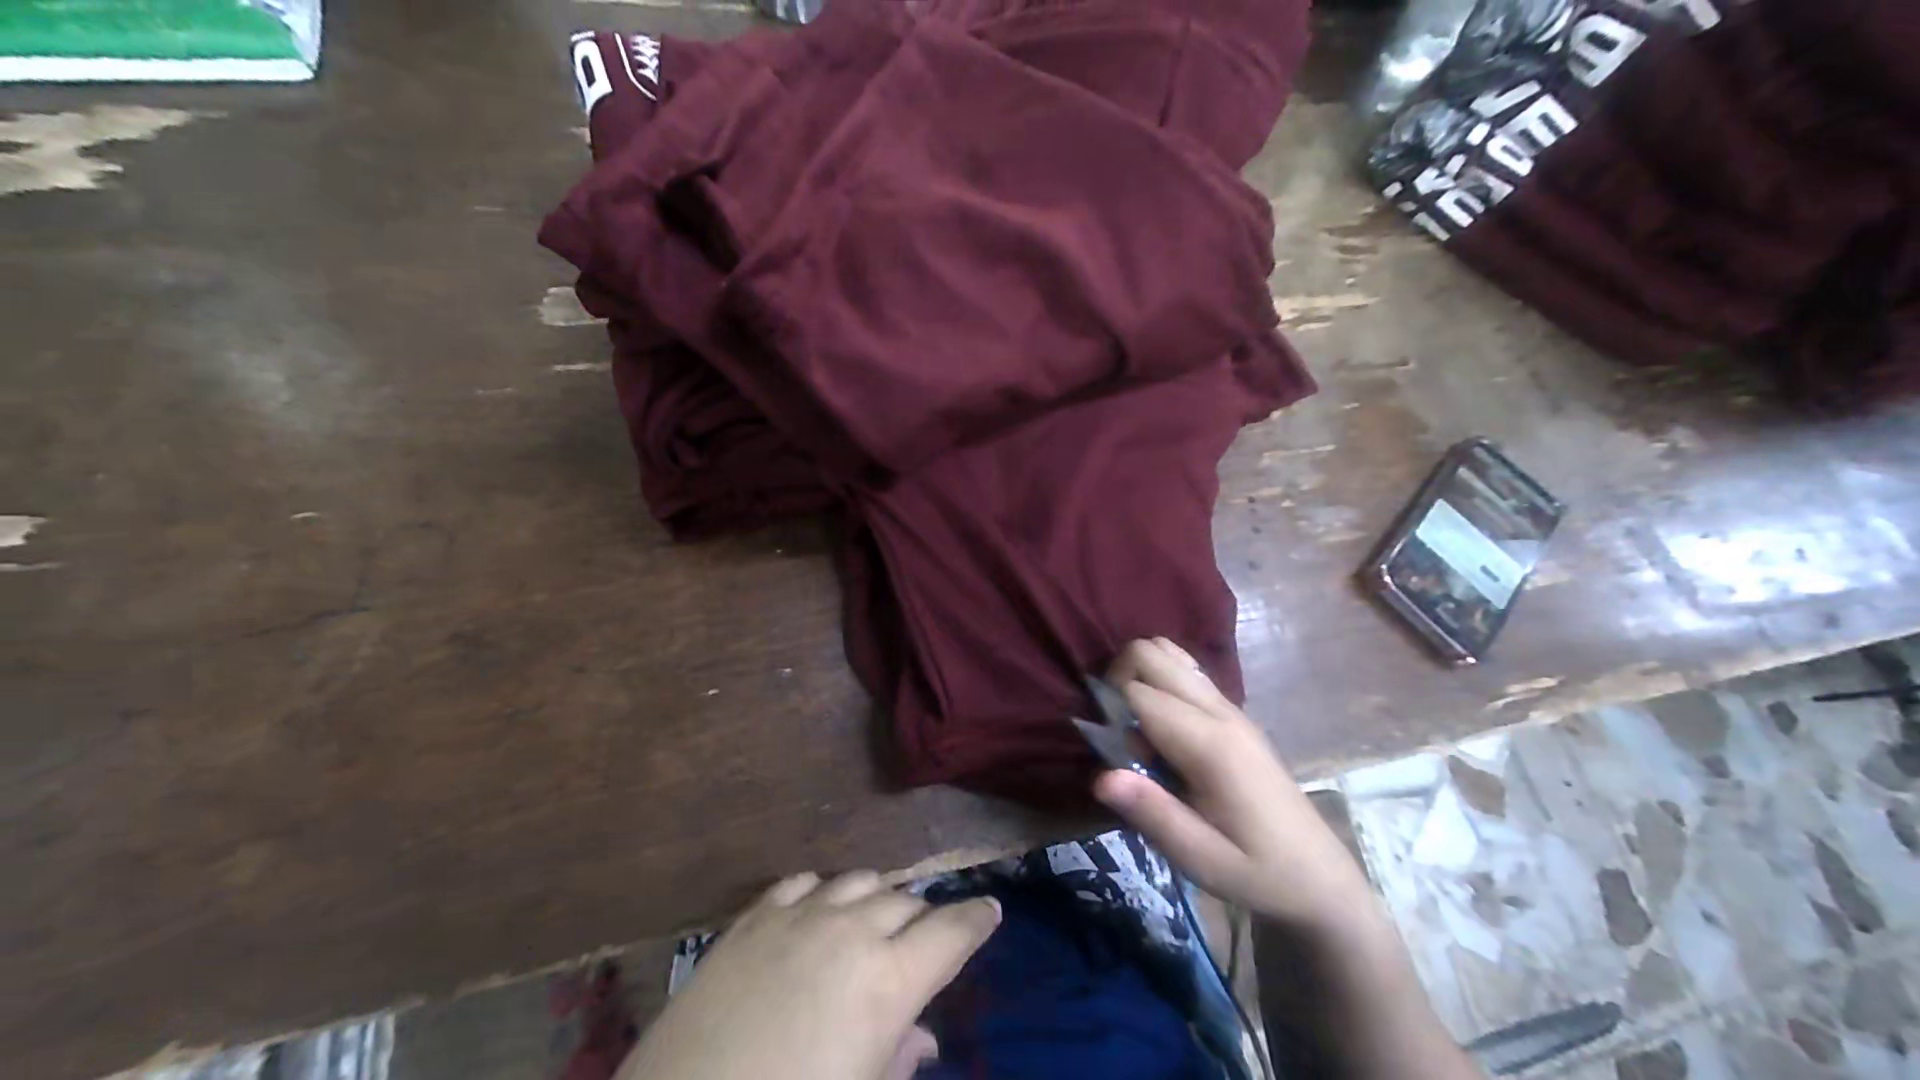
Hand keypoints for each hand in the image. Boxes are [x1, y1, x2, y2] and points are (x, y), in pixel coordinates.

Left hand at [617, 871, 1001, 1079]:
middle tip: (926, 936)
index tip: (990, 909)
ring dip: (877, 897)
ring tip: (875, 919)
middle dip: (925, 917)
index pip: (951, 932)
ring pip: (859, 881)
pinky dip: (822, 891)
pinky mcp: (753, 917)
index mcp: (888, 981)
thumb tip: (922, 1038)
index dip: (976, 919)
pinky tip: (819, 908)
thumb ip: (898, 1059)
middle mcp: (851, 930)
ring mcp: (799, 916)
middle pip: (906, 902)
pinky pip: (803, 882)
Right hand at [1092, 638, 1378, 930]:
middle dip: (1117, 678)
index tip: (1113, 753)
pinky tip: (1160, 728)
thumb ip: (1152, 814)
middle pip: (1151, 652)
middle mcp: (1219, 711)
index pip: (1138, 691)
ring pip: (1168, 652)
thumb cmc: (1258, 873)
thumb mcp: (1202, 859)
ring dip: (1138, 676)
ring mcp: (1230, 708)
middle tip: (1117, 732)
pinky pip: (1185, 671)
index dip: (1110, 712)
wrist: (1320, 878)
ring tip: (1136, 728)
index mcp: (1210, 744)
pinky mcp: (1233, 714)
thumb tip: (1100, 777)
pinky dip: (1158, 681)